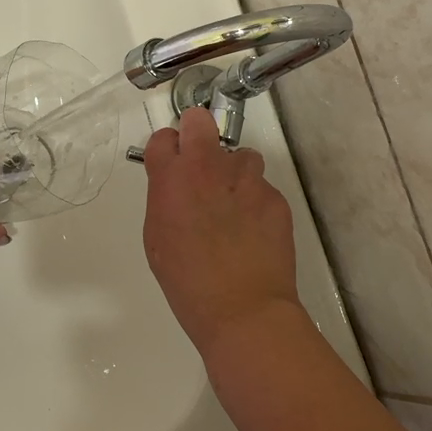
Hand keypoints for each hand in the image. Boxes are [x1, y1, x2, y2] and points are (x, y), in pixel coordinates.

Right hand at [142, 106, 300, 352]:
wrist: (242, 308)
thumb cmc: (186, 280)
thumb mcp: (156, 236)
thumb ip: (164, 199)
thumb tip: (175, 187)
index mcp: (170, 178)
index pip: (163, 137)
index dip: (167, 150)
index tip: (170, 165)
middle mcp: (207, 167)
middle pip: (200, 121)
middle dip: (197, 133)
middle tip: (200, 163)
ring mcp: (246, 180)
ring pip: (241, 155)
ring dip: (233, 172)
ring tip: (233, 205)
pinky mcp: (275, 197)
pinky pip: (261, 188)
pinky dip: (255, 202)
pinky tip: (253, 231)